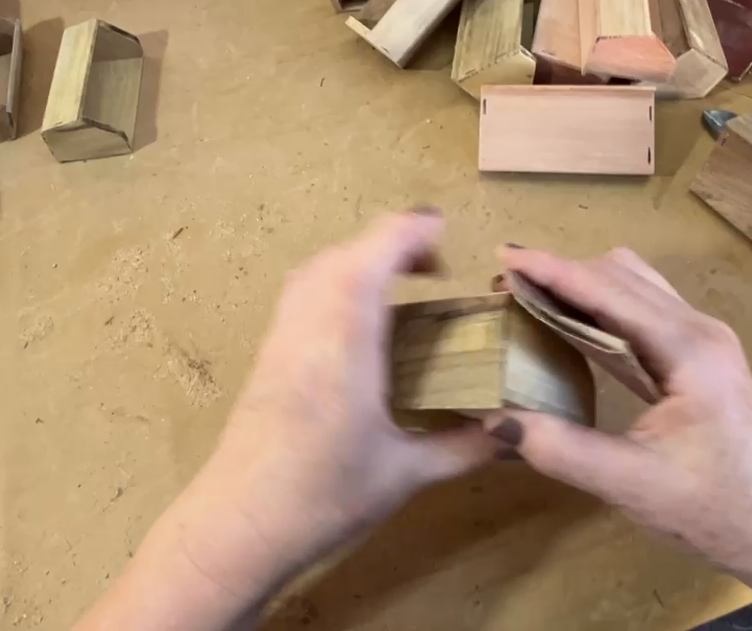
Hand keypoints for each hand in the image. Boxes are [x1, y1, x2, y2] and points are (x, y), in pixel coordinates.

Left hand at [137, 211, 498, 612]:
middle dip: (395, 241)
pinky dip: (337, 274)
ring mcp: (285, 327)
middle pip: (351, 248)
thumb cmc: (323, 494)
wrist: (237, 522)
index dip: (413, 230)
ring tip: (400, 280)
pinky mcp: (270, 344)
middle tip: (436, 268)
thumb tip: (513, 432)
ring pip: (323, 262)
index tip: (447, 233)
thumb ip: (462, 447)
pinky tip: (355, 311)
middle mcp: (312, 316)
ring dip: (363, 255)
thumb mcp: (402, 473)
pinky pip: (306, 284)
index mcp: (348, 333)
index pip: (378, 250)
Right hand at [485, 246, 751, 588]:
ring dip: (580, 280)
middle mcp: (697, 327)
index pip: (608, 291)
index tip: (505, 255)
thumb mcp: (631, 486)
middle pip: (618, 273)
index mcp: (688, 350)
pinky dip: (598, 298)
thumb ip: (562, 450)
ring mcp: (701, 333)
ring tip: (532, 294)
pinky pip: (639, 301)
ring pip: (631, 279)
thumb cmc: (714, 510)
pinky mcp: (696, 346)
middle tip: (507, 285)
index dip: (553, 270)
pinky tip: (570, 318)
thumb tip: (494, 418)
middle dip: (559, 271)